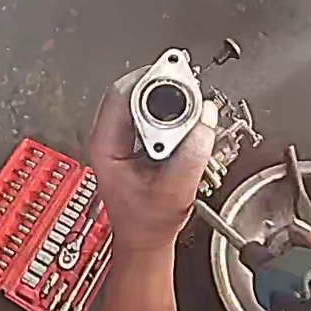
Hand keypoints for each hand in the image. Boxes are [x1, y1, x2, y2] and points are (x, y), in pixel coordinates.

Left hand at [87, 67, 215, 257]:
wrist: (147, 240)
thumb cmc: (149, 222)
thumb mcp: (174, 191)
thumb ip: (191, 156)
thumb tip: (204, 121)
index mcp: (106, 147)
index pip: (121, 95)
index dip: (149, 78)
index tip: (173, 70)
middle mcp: (108, 140)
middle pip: (131, 93)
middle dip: (162, 84)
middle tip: (186, 79)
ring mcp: (120, 141)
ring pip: (141, 102)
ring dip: (167, 97)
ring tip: (189, 96)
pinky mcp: (135, 143)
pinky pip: (151, 116)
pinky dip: (170, 112)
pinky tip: (186, 116)